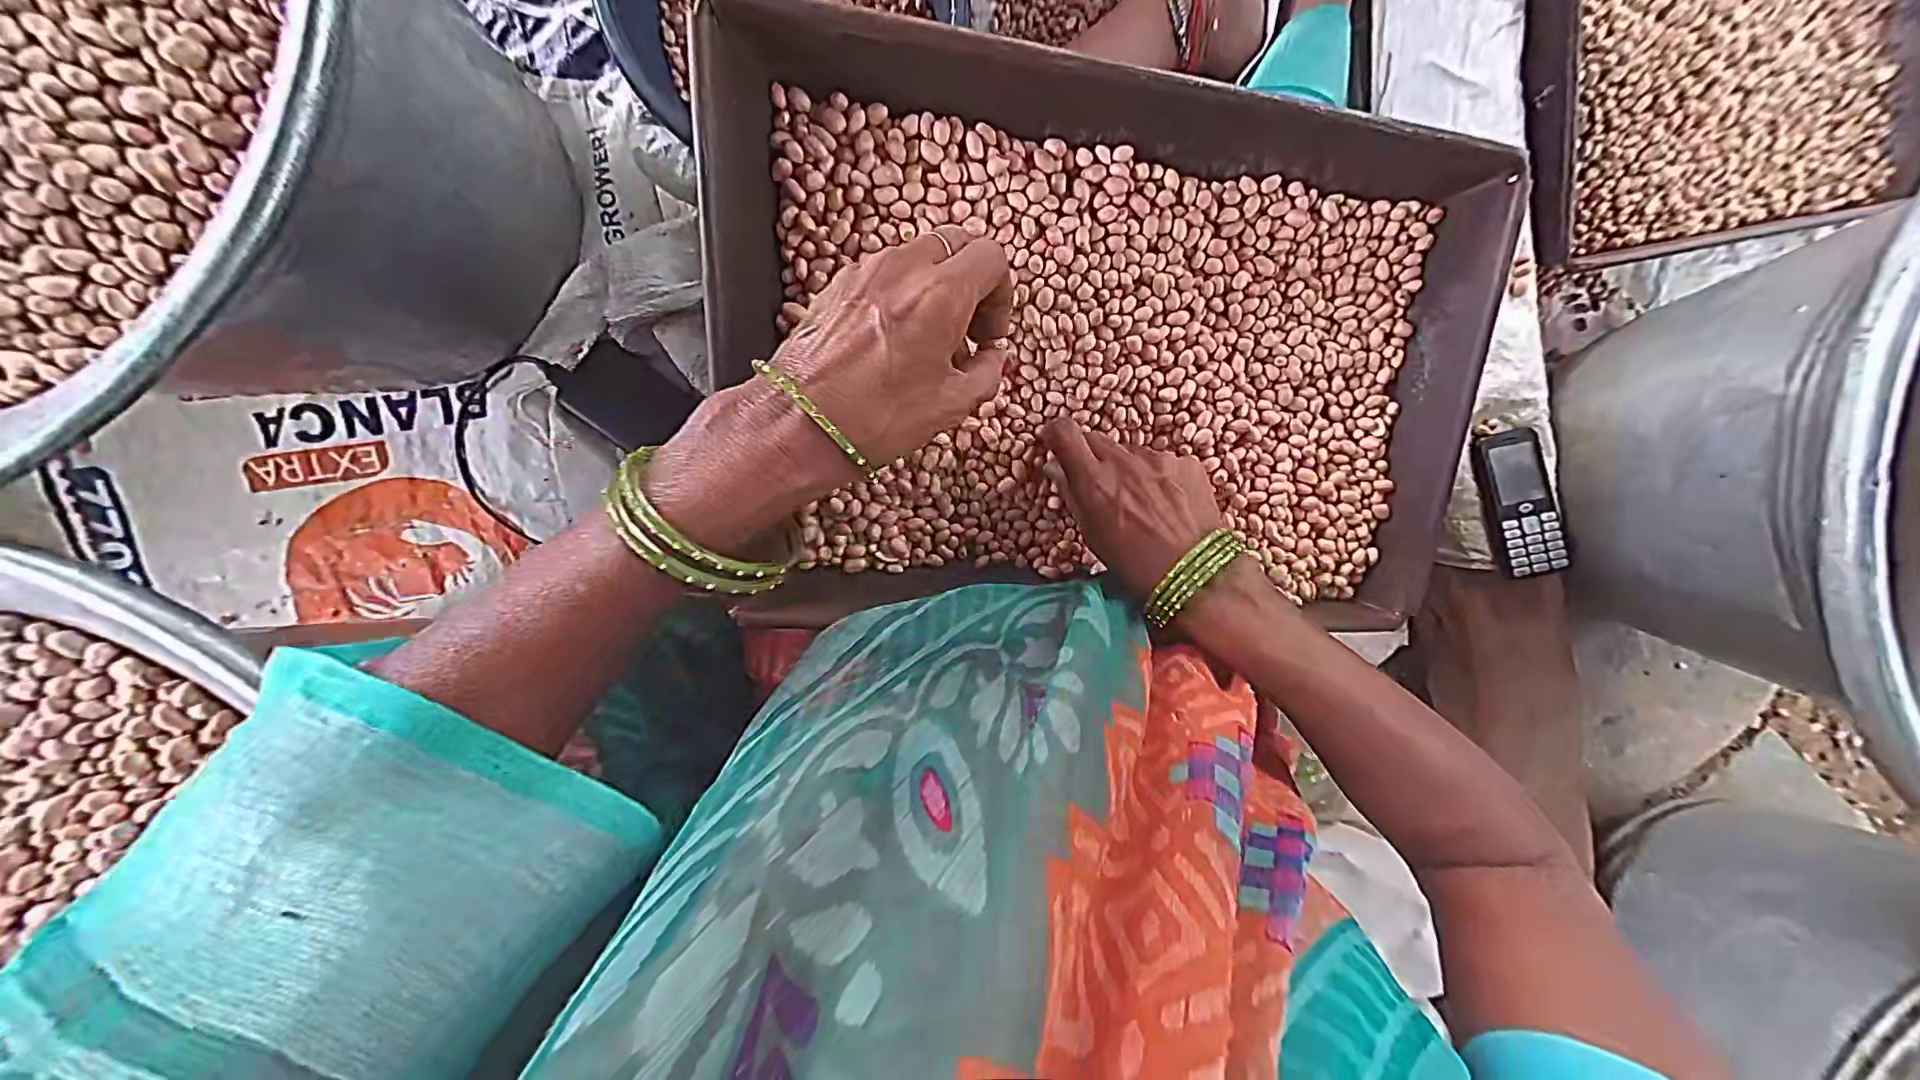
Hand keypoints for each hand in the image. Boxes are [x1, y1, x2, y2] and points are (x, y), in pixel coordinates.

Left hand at [774, 224, 1012, 470]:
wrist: (801, 424)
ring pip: (919, 257)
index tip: (990, 333)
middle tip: (968, 330)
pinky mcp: (838, 285)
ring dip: (936, 290)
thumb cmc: (871, 417)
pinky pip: (884, 274)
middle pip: (957, 245)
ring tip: (929, 343)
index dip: (1002, 297)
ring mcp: (866, 272)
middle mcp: (903, 269)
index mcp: (940, 293)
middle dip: (972, 284)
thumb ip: (987, 373)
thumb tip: (993, 360)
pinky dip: (901, 296)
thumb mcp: (951, 405)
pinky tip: (895, 342)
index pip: (992, 258)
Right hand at [1040, 418, 1228, 599]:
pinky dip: (1158, 478)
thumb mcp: (1092, 534)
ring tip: (1141, 505)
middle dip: (1091, 457)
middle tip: (1099, 485)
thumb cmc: (1135, 564)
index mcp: (1094, 480)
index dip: (1055, 433)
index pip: (1064, 433)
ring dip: (1128, 470)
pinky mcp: (1186, 462)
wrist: (1196, 573)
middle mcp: (1124, 461)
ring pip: (1131, 454)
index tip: (1054, 441)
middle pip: (1097, 440)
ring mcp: (1158, 459)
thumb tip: (1057, 469)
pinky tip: (1167, 505)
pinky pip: (1162, 463)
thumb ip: (1072, 495)